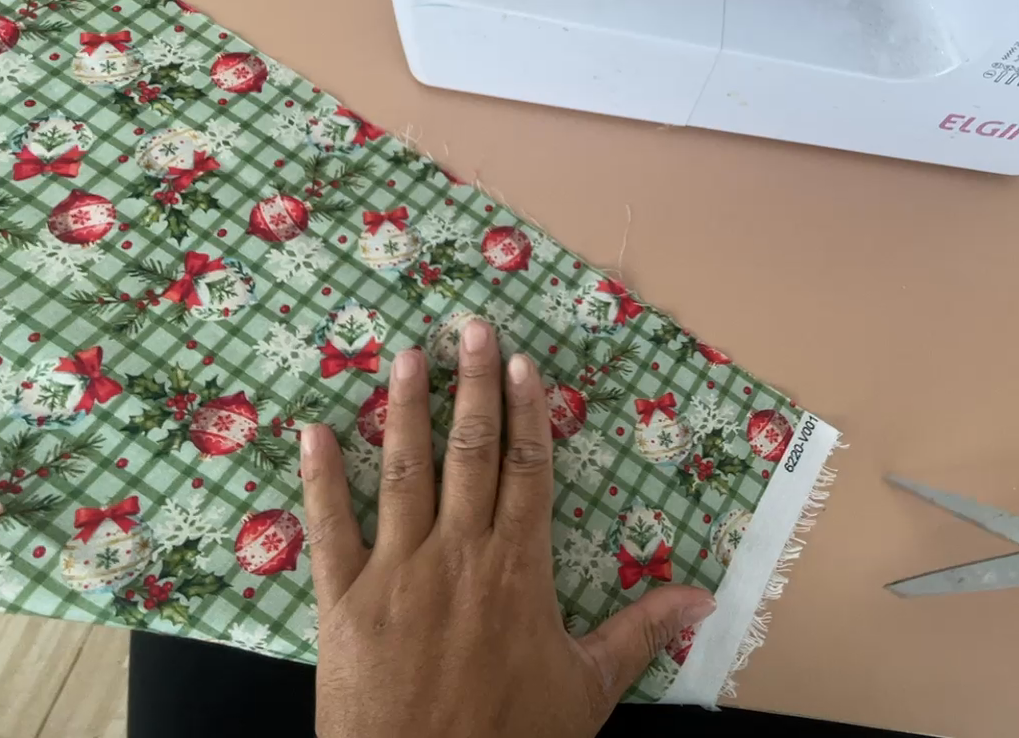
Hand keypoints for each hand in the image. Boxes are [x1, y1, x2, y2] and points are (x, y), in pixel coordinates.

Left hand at [298, 320, 715, 737]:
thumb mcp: (588, 690)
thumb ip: (643, 632)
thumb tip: (706, 597)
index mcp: (517, 567)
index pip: (527, 467)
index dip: (526, 409)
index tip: (521, 361)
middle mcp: (459, 553)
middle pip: (471, 451)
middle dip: (473, 385)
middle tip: (470, 327)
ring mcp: (397, 573)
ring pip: (404, 472)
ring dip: (405, 410)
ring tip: (406, 356)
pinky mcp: (343, 604)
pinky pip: (329, 531)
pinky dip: (320, 479)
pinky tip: (313, 432)